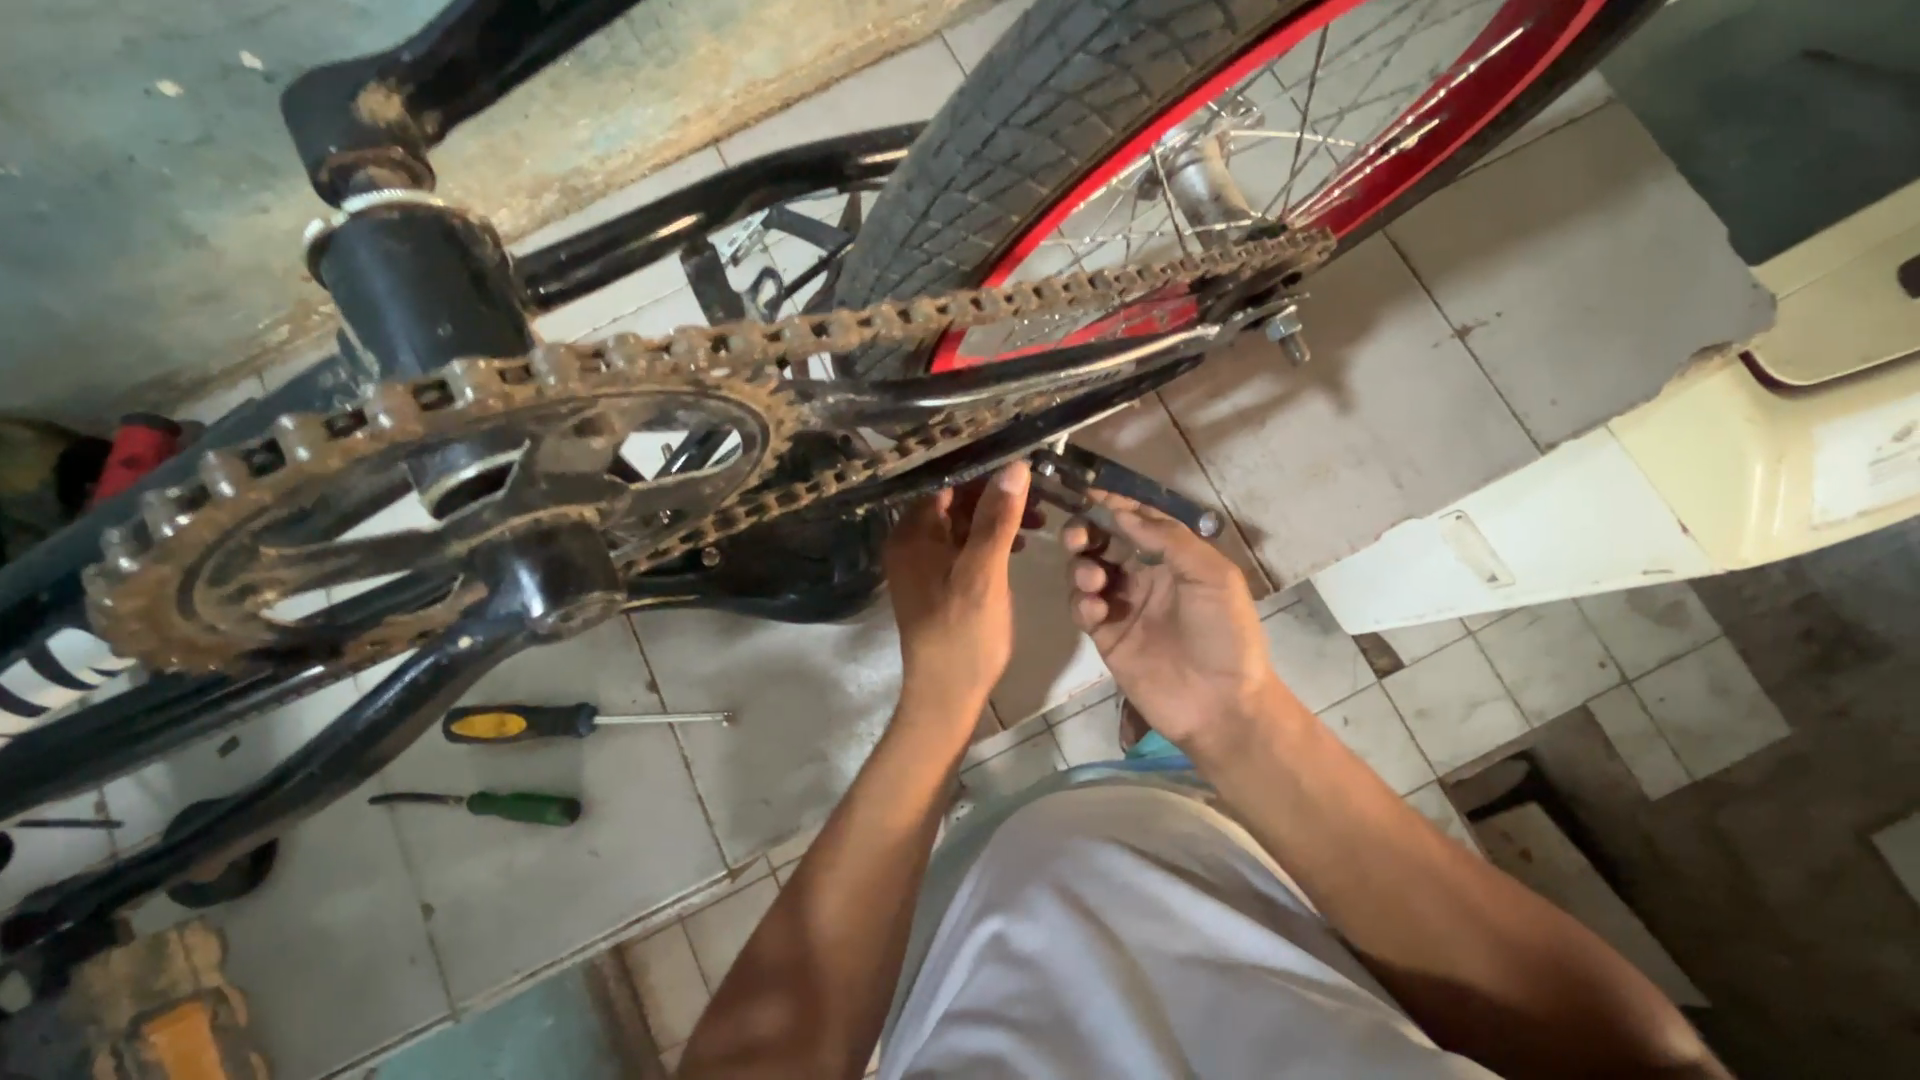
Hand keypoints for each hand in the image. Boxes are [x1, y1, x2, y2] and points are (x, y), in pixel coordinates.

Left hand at [884, 462, 1034, 718]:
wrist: (946, 695)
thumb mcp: (984, 573)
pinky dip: (989, 542)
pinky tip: (1019, 546)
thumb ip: (996, 519)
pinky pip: (963, 547)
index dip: (986, 473)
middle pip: (954, 501)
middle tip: (1040, 498)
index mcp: (911, 534)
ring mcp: (922, 564)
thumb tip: (1013, 466)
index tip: (1026, 469)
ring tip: (1038, 521)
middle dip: (996, 496)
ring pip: (961, 524)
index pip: (947, 483)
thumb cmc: (963, 634)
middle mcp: (910, 543)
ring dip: (997, 518)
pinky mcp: (938, 583)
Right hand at [1064, 495, 1279, 752]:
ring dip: (1082, 567)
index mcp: (1175, 561)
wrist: (1221, 703)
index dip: (1115, 506)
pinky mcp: (1107, 638)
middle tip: (1077, 535)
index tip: (1089, 492)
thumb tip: (1124, 513)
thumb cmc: (1226, 634)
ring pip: (1087, 573)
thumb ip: (1169, 539)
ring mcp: (1124, 608)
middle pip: (1105, 544)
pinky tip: (1094, 609)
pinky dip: (1081, 603)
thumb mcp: (1212, 576)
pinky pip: (1083, 610)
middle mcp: (1145, 578)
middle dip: (1087, 533)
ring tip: (1092, 578)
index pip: (1139, 523)